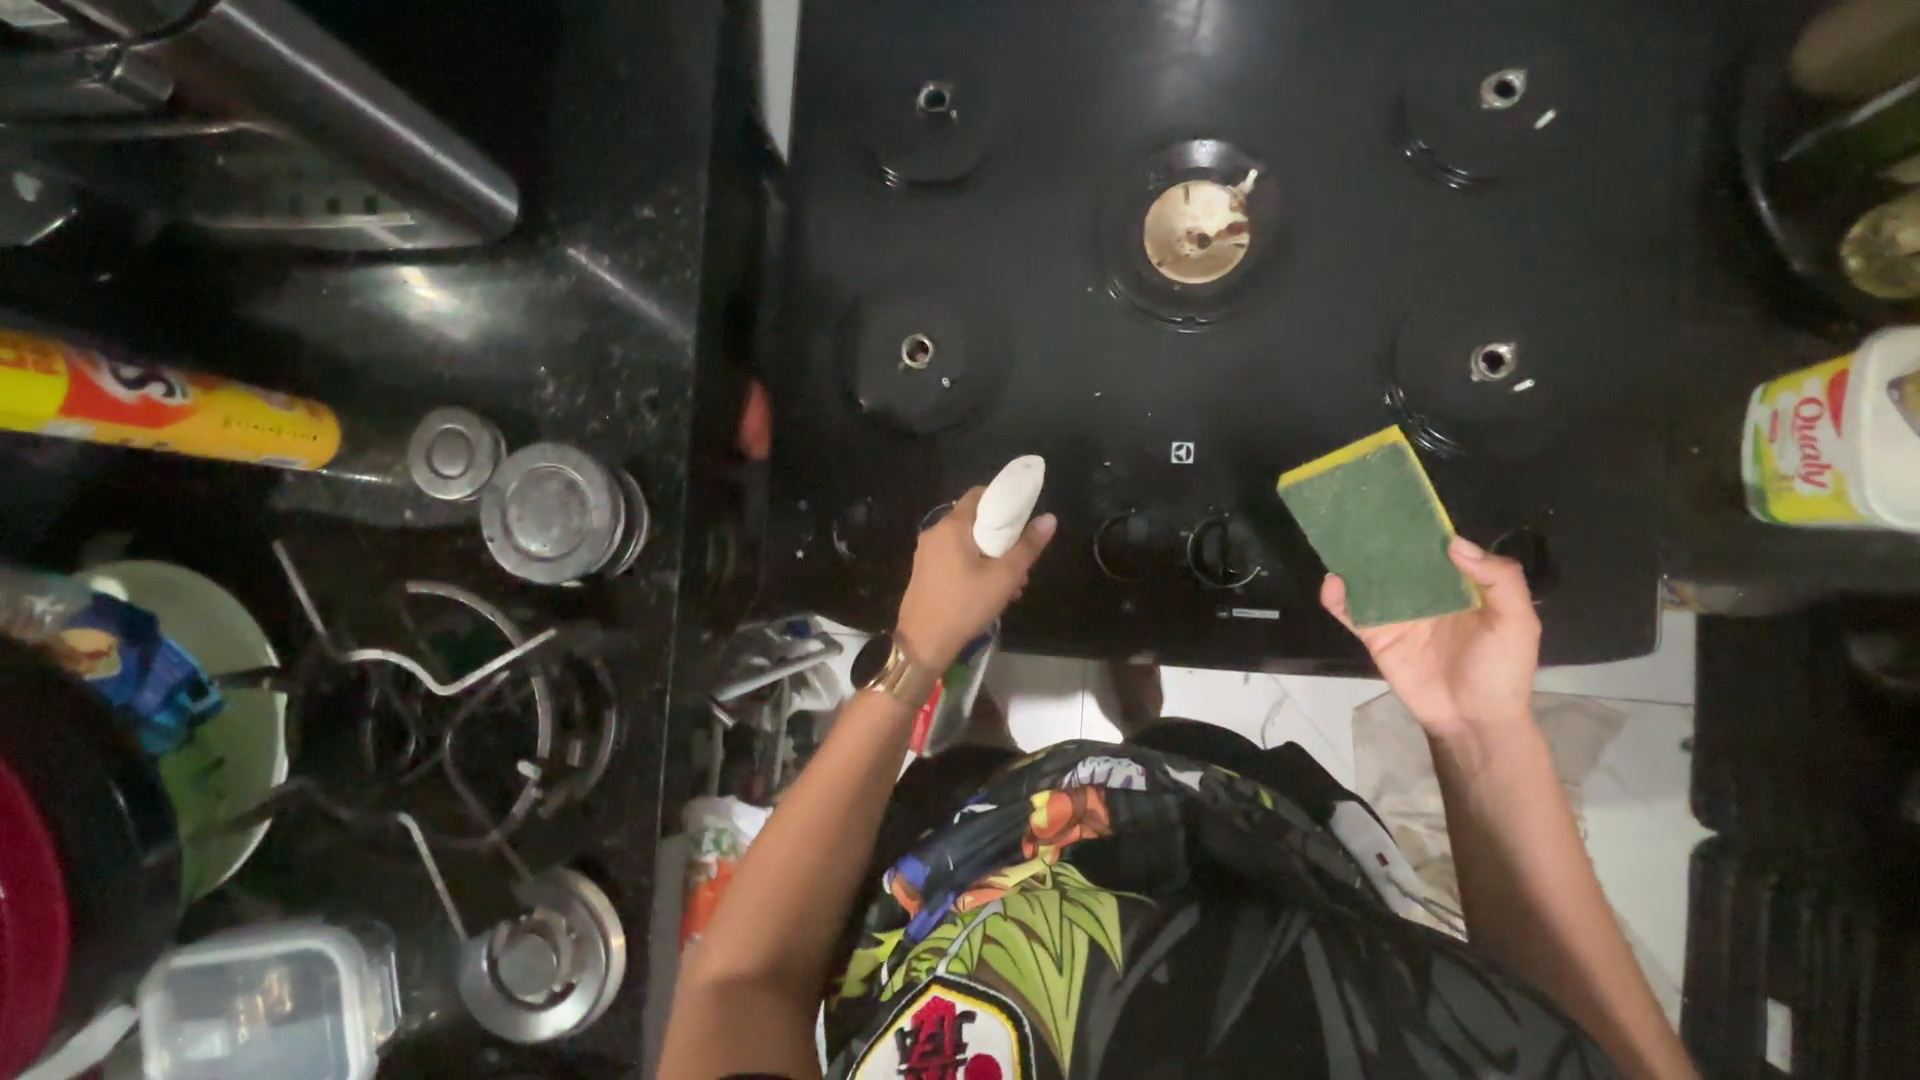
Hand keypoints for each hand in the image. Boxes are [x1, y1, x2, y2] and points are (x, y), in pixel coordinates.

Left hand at [895, 486, 1055, 669]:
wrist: (922, 643)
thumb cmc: (965, 605)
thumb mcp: (1004, 577)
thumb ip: (1027, 547)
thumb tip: (1049, 518)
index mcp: (952, 526)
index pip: (979, 494)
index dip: (1003, 500)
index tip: (1022, 518)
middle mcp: (935, 532)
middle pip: (975, 522)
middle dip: (1002, 538)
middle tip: (1021, 563)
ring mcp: (926, 553)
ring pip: (966, 544)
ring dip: (991, 558)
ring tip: (1012, 586)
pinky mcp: (924, 572)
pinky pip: (954, 559)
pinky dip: (974, 567)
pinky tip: (990, 594)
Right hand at [1320, 536, 1539, 738]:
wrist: (1474, 719)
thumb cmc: (1503, 669)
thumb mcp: (1518, 621)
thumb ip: (1499, 580)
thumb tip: (1453, 544)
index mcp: (1460, 587)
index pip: (1438, 550)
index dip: (1423, 529)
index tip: (1402, 506)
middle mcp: (1425, 595)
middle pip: (1398, 561)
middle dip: (1380, 540)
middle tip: (1359, 515)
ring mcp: (1397, 615)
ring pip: (1370, 582)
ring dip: (1354, 563)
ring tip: (1339, 541)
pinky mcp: (1376, 636)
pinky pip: (1352, 614)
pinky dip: (1337, 598)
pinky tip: (1332, 583)